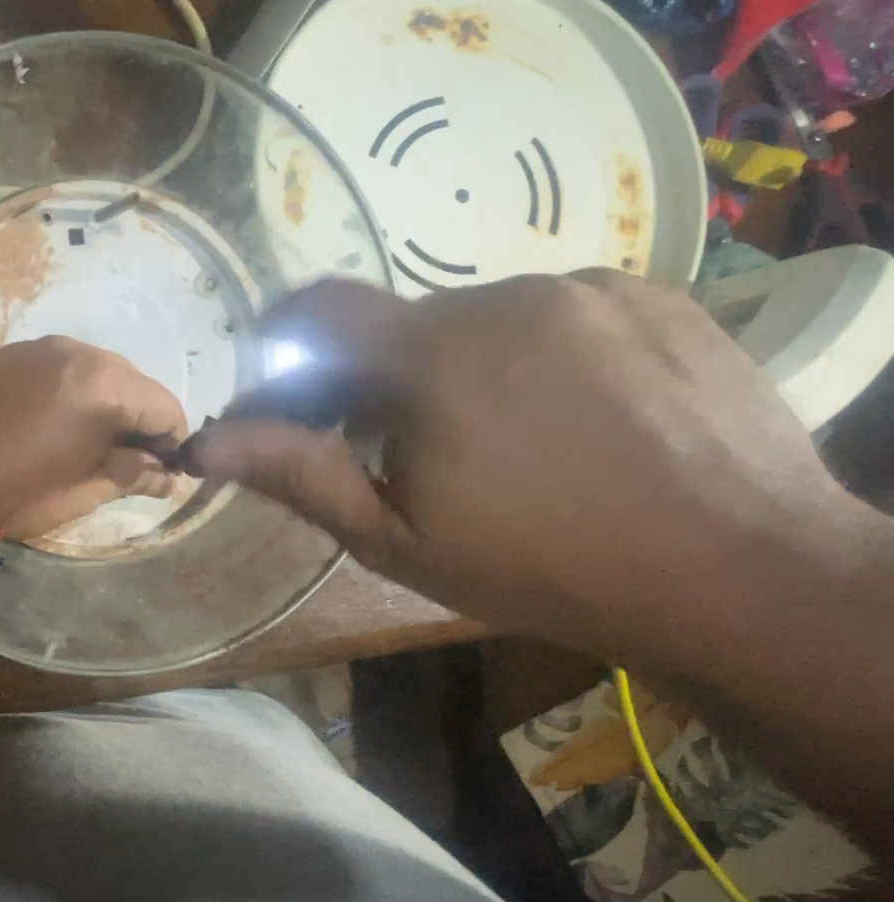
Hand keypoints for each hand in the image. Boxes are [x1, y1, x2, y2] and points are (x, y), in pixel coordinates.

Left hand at [0, 336, 188, 540]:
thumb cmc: (16, 492)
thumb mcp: (84, 490)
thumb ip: (132, 474)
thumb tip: (168, 475)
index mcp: (104, 386)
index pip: (163, 406)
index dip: (173, 441)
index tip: (166, 469)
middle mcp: (76, 352)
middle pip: (131, 382)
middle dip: (138, 418)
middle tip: (128, 458)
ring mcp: (37, 348)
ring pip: (93, 369)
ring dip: (103, 401)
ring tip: (90, 440)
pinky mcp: (6, 355)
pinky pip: (56, 367)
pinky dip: (69, 390)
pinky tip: (55, 421)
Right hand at [188, 271, 854, 658]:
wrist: (739, 572)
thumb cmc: (538, 564)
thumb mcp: (393, 537)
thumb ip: (297, 474)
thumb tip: (203, 444)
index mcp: (431, 354)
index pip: (321, 307)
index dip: (281, 330)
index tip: (275, 375)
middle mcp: (506, 297)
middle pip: (402, 322)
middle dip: (374, 373)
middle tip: (389, 444)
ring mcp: (589, 290)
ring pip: (479, 318)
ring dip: (455, 366)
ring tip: (490, 440)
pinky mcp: (654, 298)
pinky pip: (553, 312)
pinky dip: (528, 354)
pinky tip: (562, 417)